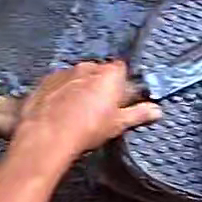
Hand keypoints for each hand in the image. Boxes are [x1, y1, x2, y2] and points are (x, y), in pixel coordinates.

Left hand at [14, 60, 161, 162]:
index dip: (122, 84)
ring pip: (77, 77)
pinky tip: (60, 111)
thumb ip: (138, 114)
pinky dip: (61, 93)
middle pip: (99, 72)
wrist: (48, 135)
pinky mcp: (45, 81)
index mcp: (109, 73)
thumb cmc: (87, 128)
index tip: (120, 99)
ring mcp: (64, 72)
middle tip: (100, 108)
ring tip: (77, 112)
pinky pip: (58, 84)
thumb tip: (156, 110)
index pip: (122, 70)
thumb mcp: (118, 124)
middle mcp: (87, 67)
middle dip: (100, 85)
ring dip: (79, 89)